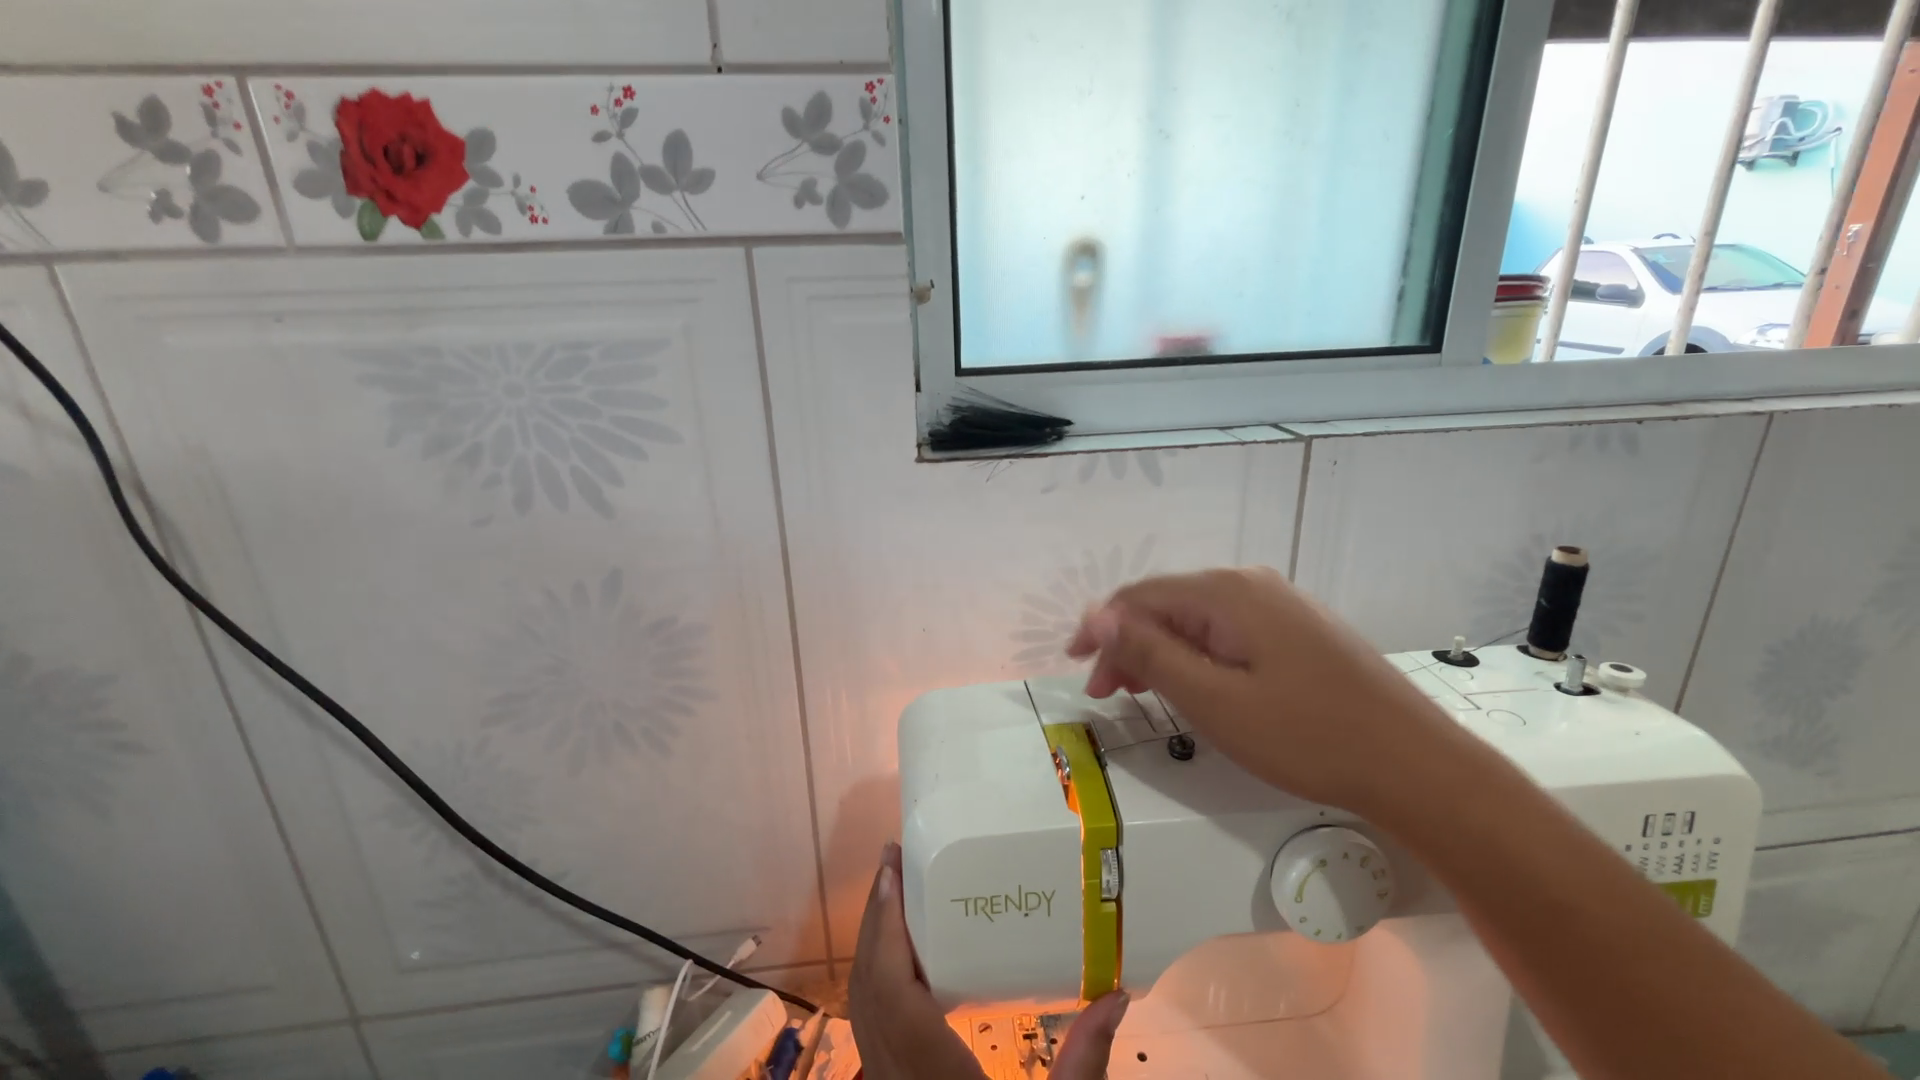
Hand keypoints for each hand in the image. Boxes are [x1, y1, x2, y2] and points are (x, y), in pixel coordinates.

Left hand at [848, 842, 1128, 1079]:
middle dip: (875, 917)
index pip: (892, 989)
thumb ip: (1084, 1062)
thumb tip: (1119, 993)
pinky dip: (875, 973)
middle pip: (868, 983)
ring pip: (861, 1001)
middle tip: (893, 861)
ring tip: (894, 894)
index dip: (886, 928)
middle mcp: (895, 1072)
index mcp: (932, 1072)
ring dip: (871, 941)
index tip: (892, 875)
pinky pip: (869, 1019)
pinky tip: (898, 955)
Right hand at [1066, 567, 1465, 813]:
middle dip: (1128, 644)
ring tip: (1140, 694)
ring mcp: (1281, 605)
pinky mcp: (1300, 631)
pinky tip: (1195, 687)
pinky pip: (1229, 633)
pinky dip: (1197, 657)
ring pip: (1198, 620)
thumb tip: (1096, 614)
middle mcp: (1251, 584)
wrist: (1415, 764)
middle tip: (1107, 694)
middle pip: (1168, 604)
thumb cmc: (1307, 737)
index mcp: (1227, 593)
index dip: (1100, 628)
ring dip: (1161, 652)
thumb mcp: (1215, 700)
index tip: (1077, 668)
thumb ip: (1150, 653)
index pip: (1140, 597)